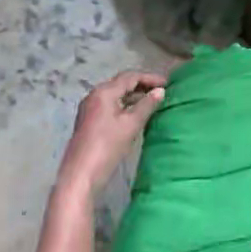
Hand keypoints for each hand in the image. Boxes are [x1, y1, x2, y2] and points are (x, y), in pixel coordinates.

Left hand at [56, 70, 166, 199]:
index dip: (150, 78)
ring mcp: (90, 108)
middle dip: (142, 85)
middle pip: (122, 83)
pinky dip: (125, 105)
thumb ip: (147, 105)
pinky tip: (136, 113)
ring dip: (134, 96)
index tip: (168, 83)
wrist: (81, 174)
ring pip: (116, 95)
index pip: (130, 77)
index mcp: (104, 92)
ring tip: (153, 101)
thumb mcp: (131, 124)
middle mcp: (94, 95)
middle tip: (162, 90)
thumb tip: (160, 91)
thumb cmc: (108, 146)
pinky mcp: (89, 120)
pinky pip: (111, 105)